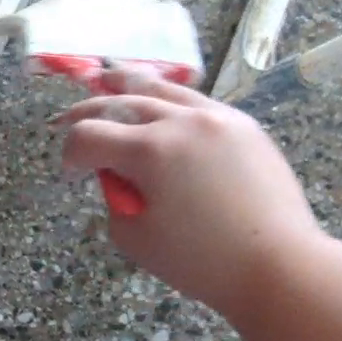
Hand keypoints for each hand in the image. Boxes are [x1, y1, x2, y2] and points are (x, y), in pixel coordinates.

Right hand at [50, 64, 327, 318]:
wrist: (277, 264)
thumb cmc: (199, 261)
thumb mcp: (133, 236)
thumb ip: (115, 197)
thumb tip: (120, 176)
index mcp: (150, 151)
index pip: (88, 136)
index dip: (69, 154)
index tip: (70, 174)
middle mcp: (182, 122)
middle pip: (118, 102)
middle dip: (85, 113)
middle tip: (63, 121)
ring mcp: (217, 118)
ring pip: (159, 88)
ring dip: (125, 84)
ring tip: (105, 76)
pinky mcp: (242, 125)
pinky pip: (194, 101)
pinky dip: (167, 98)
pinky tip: (156, 100)